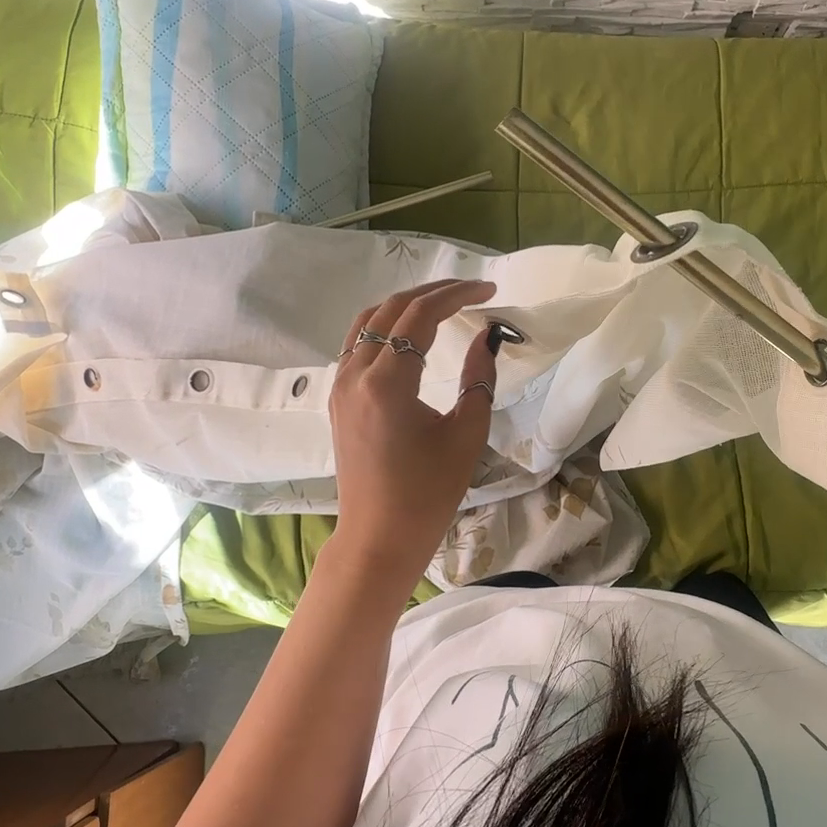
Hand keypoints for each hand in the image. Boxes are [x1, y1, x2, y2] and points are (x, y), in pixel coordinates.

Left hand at [328, 279, 499, 577]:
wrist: (379, 537)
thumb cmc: (428, 494)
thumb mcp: (466, 436)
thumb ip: (478, 380)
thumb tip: (485, 337)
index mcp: (386, 384)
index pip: (420, 316)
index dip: (457, 295)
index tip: (489, 290)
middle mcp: (355, 375)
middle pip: (392, 310)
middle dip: (434, 292)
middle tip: (472, 289)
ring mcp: (340, 385)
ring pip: (368, 321)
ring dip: (406, 304)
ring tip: (443, 302)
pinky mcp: (337, 397)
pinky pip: (357, 343)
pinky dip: (386, 325)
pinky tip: (411, 333)